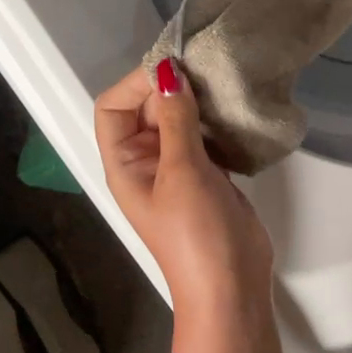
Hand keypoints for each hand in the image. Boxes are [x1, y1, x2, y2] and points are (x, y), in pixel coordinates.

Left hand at [95, 59, 274, 312]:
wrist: (232, 286)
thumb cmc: (196, 233)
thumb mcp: (182, 173)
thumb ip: (176, 119)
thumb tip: (169, 71)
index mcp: (124, 163)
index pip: (114, 107)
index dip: (137, 83)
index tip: (176, 67)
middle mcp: (146, 160)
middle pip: (148, 108)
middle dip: (173, 85)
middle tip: (210, 66)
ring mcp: (178, 167)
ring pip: (180, 118)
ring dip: (199, 99)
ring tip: (226, 80)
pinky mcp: (208, 173)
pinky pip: (205, 134)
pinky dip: (218, 118)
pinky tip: (237, 107)